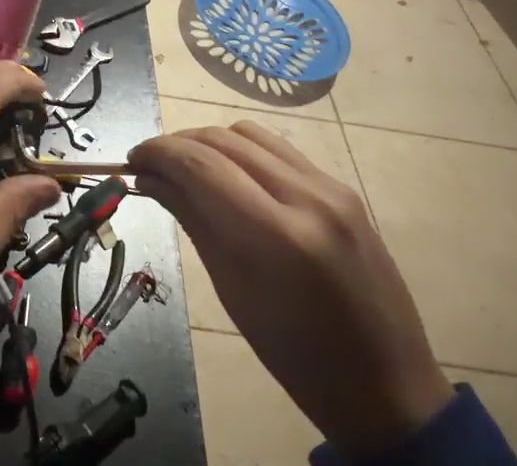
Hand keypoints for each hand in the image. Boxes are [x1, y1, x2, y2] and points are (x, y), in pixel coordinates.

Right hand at [129, 120, 452, 455]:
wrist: (386, 383)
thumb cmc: (296, 356)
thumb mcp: (233, 291)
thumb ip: (193, 221)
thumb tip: (151, 179)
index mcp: (276, 236)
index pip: (201, 165)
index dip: (158, 153)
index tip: (130, 161)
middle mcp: (307, 196)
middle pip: (223, 140)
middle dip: (177, 144)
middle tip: (149, 165)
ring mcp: (331, 188)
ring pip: (251, 134)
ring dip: (209, 142)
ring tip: (185, 167)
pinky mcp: (343, 189)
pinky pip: (280, 150)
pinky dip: (243, 151)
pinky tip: (228, 175)